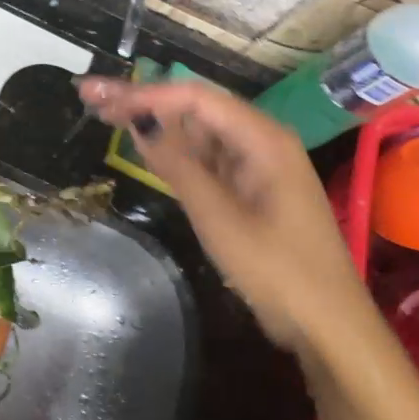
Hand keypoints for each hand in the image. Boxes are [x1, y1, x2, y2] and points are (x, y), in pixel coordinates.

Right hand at [77, 77, 370, 354]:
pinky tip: (142, 147)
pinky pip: (204, 160)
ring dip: (154, 124)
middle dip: (143, 101)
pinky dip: (172, 153)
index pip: (196, 99)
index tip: (101, 97)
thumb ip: (179, 166)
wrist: (327, 325)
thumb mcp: (220, 218)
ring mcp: (254, 167)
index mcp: (264, 139)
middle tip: (91, 96)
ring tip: (104, 114)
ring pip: (196, 133)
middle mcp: (260, 142)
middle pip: (194, 109)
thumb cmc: (279, 271)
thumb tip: (140, 122)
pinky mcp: (247, 191)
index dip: (145, 94)